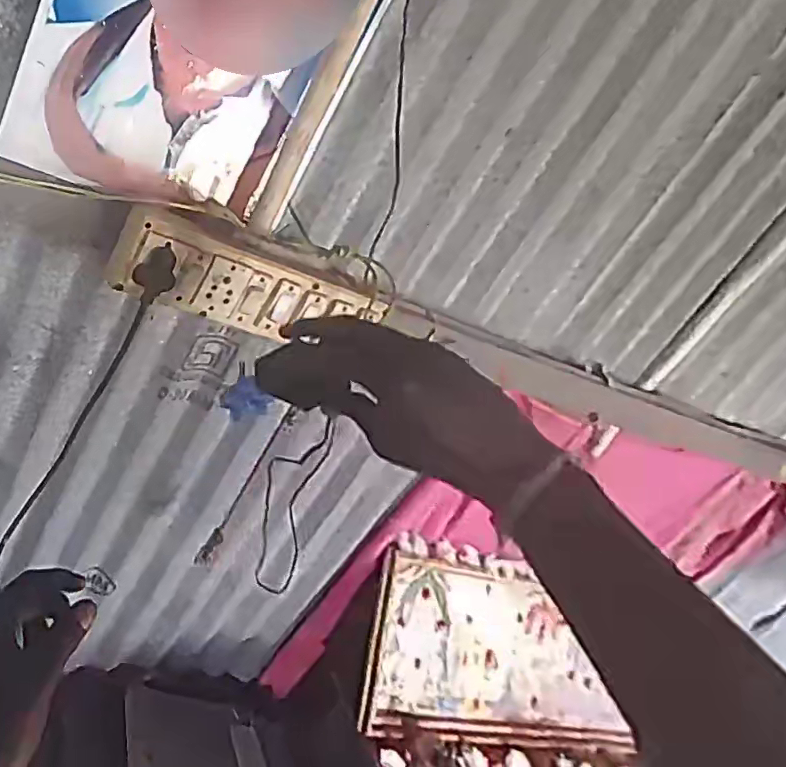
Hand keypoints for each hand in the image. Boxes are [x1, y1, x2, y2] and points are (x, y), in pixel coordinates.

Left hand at [0, 569, 96, 766]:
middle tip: (76, 606)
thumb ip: (66, 633)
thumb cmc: (2, 723)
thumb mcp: (43, 671)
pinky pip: (12, 641)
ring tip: (66, 631)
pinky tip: (46, 655)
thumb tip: (85, 607)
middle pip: (20, 598)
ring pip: (16, 620)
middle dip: (52, 599)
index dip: (58, 580)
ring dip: (43, 619)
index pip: (28, 584)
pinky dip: (34, 638)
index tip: (81, 584)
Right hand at [254, 317, 558, 500]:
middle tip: (290, 334)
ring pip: (373, 330)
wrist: (505, 456)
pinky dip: (369, 341)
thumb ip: (354, 407)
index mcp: (388, 374)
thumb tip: (327, 392)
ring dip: (343, 332)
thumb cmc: (441, 455)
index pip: (333, 357)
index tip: (280, 360)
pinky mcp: (438, 352)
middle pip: (350, 329)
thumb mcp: (388, 438)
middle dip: (317, 329)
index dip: (302, 357)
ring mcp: (424, 347)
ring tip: (319, 339)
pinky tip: (359, 353)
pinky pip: (393, 339)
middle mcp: (404, 349)